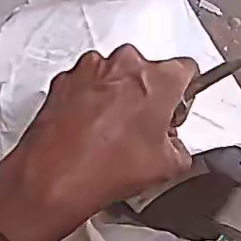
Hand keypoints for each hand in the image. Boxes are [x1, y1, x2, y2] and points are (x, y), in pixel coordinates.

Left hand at [0, 45, 196, 240]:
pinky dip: (90, 101)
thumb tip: (174, 149)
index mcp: (158, 79)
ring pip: (115, 76)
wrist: (53, 177)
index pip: (186, 70)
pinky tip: (91, 132)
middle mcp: (124, 63)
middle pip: (148, 72)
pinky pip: (86, 84)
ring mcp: (91, 69)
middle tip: (144, 129)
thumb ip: (181, 148)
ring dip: (117, 97)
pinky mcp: (65, 80)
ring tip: (114, 135)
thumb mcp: (167, 167)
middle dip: (148, 97)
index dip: (184, 92)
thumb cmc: (104, 166)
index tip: (177, 107)